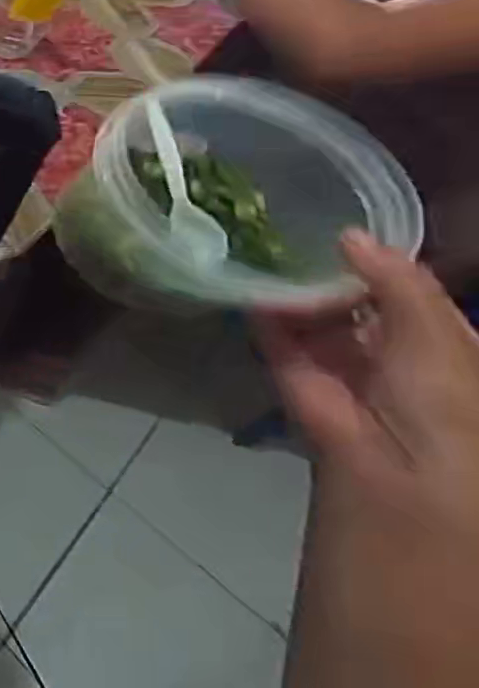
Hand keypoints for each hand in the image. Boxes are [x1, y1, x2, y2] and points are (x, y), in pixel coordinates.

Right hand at [254, 232, 478, 523]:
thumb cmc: (442, 396)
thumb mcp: (434, 333)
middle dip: (327, 270)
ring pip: (310, 311)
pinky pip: (273, 333)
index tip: (342, 226)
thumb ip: (397, 285)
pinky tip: (246, 282)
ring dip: (291, 288)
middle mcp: (386, 343)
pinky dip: (260, 311)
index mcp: (437, 337)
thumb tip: (349, 234)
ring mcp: (335, 356)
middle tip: (292, 233)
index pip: (404, 288)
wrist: (392, 461)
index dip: (379, 260)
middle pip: (352, 297)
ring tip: (261, 250)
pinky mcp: (288, 367)